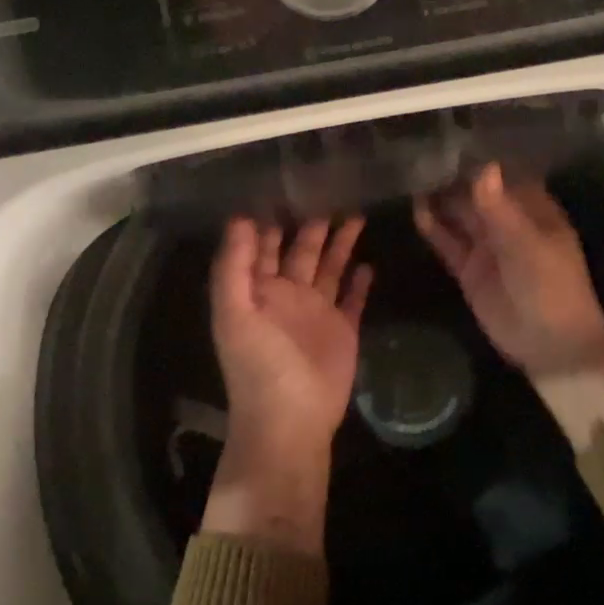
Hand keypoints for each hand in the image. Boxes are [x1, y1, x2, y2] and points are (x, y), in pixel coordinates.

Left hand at [204, 217, 372, 552]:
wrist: (291, 422)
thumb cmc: (259, 367)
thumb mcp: (235, 314)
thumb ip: (235, 266)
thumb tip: (240, 217)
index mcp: (256, 290)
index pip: (261, 244)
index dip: (269, 215)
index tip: (283, 181)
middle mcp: (286, 295)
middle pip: (300, 250)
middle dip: (311, 222)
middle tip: (329, 187)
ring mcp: (316, 313)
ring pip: (329, 268)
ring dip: (339, 243)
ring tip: (355, 212)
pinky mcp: (343, 330)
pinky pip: (352, 299)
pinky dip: (359, 281)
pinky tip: (369, 262)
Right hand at [414, 165, 603, 447]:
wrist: (550, 346)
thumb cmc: (552, 288)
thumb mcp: (527, 245)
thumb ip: (500, 209)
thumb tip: (483, 166)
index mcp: (535, 210)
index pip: (507, 173)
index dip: (484, 155)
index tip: (456, 132)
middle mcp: (510, 223)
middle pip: (479, 192)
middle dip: (456, 174)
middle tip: (423, 148)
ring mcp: (488, 246)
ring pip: (460, 215)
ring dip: (440, 198)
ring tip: (412, 172)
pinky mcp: (469, 270)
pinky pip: (448, 243)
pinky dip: (433, 227)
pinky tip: (416, 209)